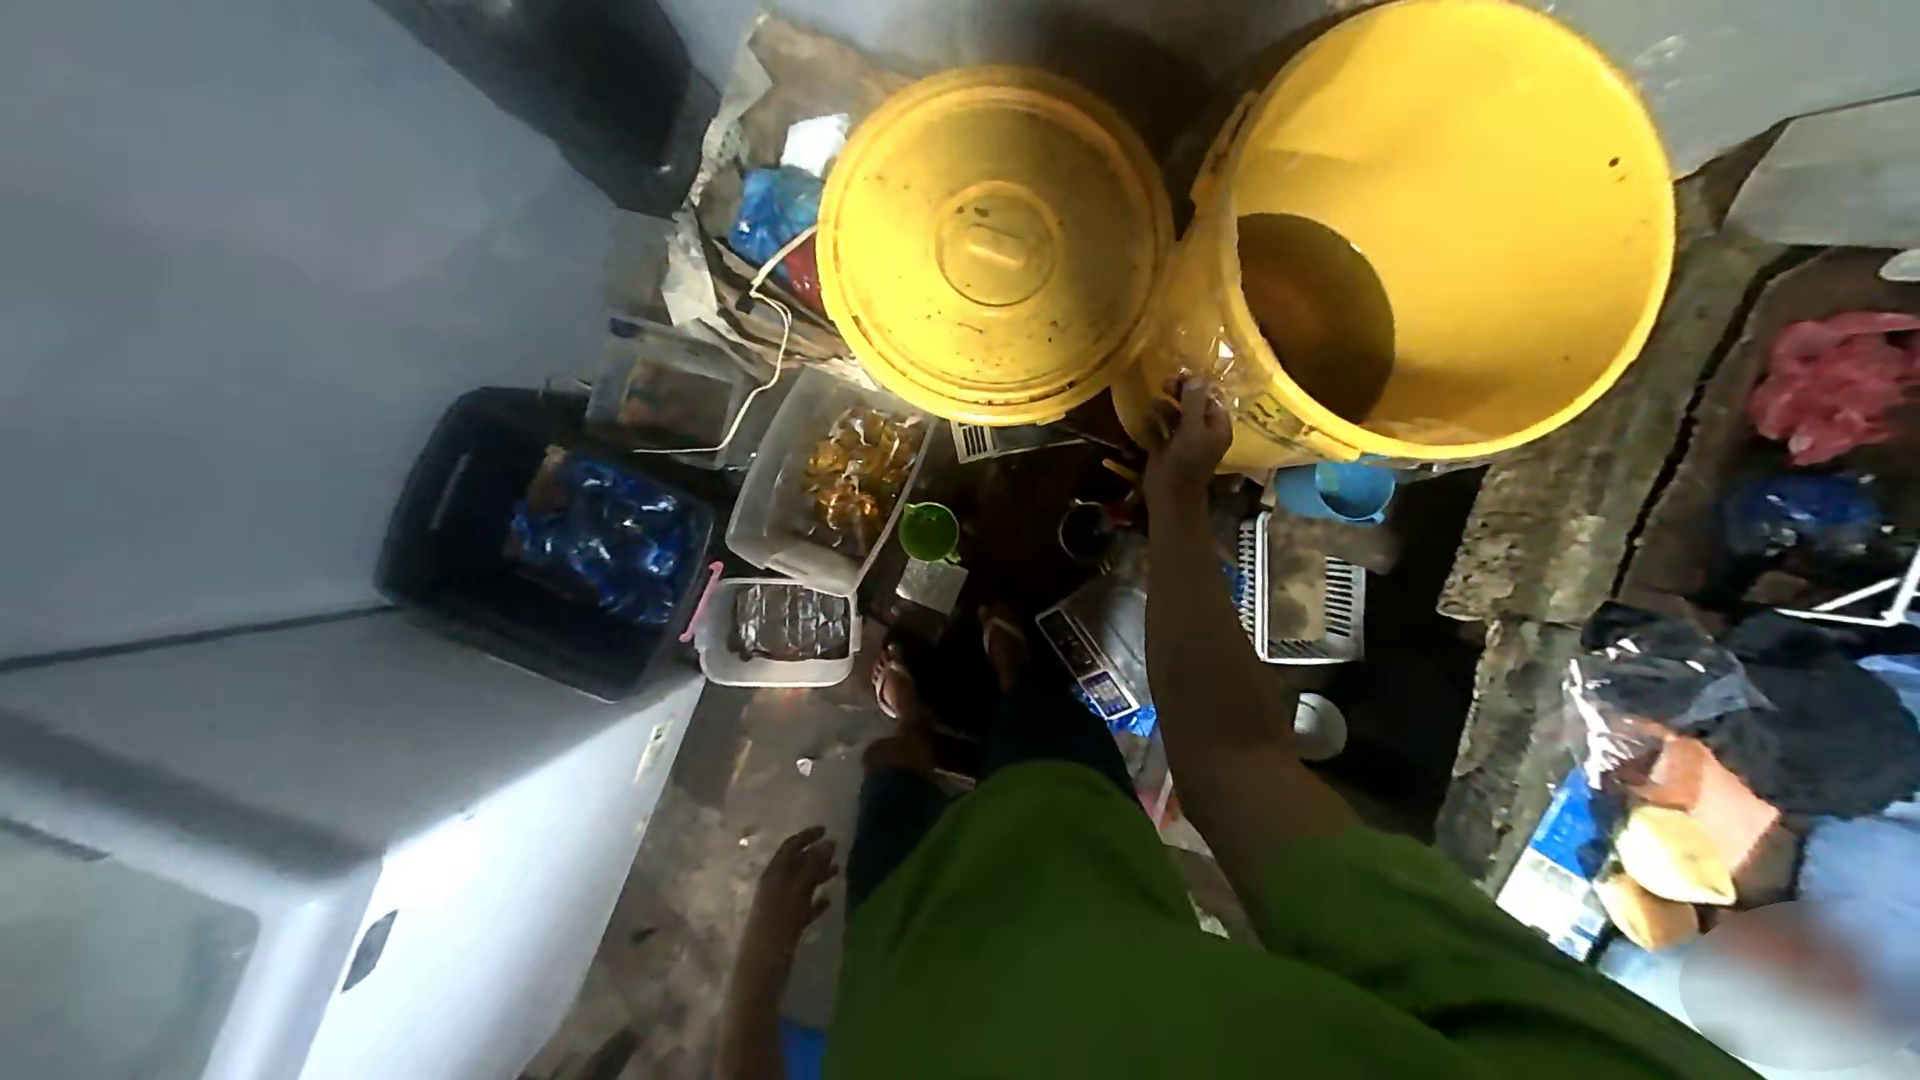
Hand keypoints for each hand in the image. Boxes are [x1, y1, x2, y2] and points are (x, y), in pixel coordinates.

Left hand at [739, 826, 838, 967]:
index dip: (807, 836)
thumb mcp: (797, 890)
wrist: (762, 970)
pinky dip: (815, 901)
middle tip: (837, 851)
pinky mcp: (786, 927)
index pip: (790, 846)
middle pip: (796, 864)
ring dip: (818, 876)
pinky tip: (828, 901)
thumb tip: (829, 842)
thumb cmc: (778, 924)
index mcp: (773, 874)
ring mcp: (780, 907)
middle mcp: (775, 887)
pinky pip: (803, 907)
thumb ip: (812, 865)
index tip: (826, 828)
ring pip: (801, 884)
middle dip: (815, 856)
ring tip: (837, 872)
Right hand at [1143, 375, 1231, 510]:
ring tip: (1153, 404)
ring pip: (1174, 417)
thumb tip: (1195, 378)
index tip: (1182, 376)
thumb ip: (1194, 402)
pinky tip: (1145, 420)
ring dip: (1164, 408)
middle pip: (1192, 406)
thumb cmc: (1187, 461)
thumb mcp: (1193, 429)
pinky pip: (1159, 431)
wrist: (1170, 495)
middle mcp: (1201, 433)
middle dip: (1179, 394)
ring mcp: (1182, 442)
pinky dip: (1153, 425)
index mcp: (1216, 428)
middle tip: (1165, 384)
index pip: (1211, 399)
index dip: (1198, 387)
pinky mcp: (1164, 449)